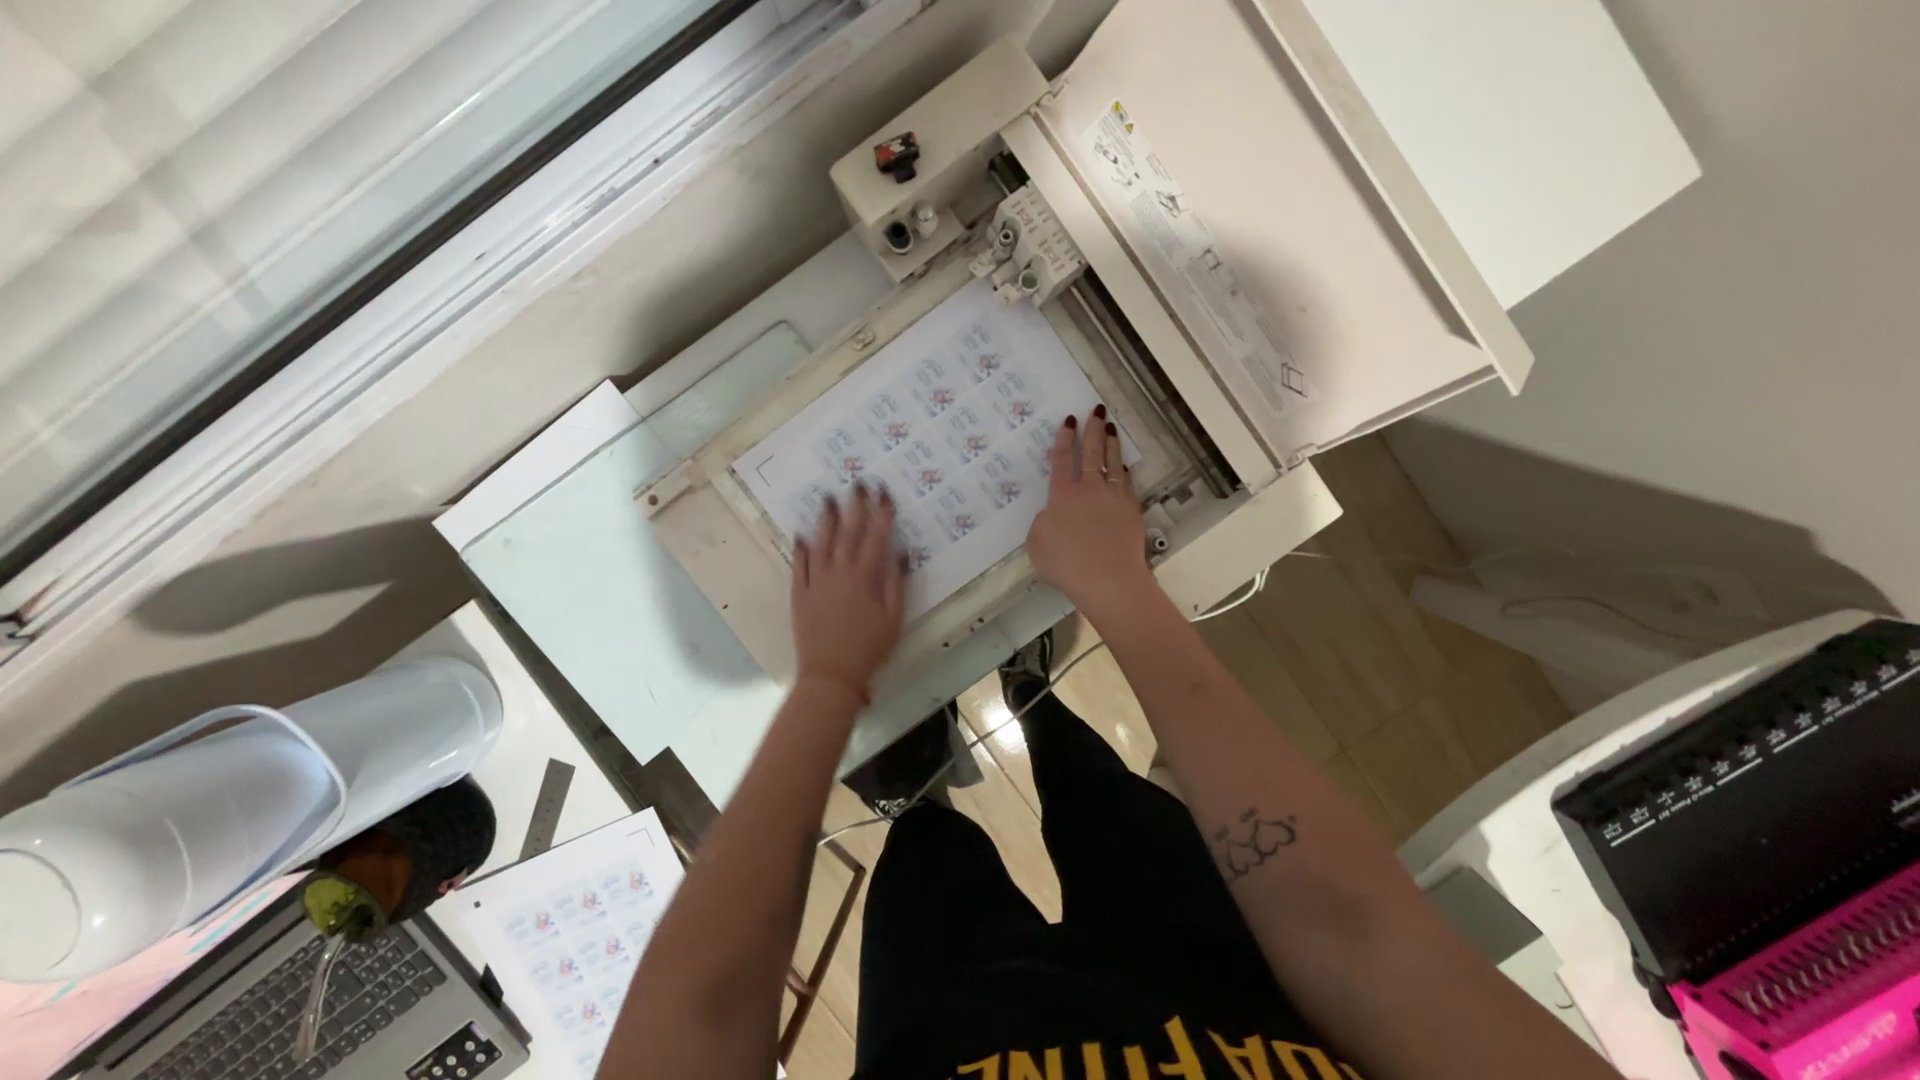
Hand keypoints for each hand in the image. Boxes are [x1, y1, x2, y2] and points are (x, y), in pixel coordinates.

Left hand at [791, 482, 906, 698]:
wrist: (831, 675)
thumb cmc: (869, 649)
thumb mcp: (894, 619)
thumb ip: (897, 583)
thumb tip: (901, 551)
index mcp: (865, 578)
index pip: (875, 537)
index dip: (881, 513)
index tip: (885, 493)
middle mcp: (839, 573)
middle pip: (848, 533)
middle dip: (855, 506)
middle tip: (858, 483)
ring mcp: (815, 582)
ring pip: (821, 543)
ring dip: (826, 519)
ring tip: (828, 498)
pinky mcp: (799, 594)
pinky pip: (799, 565)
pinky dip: (801, 548)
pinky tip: (803, 535)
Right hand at [1027, 405, 1155, 614]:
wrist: (1108, 579)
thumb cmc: (1066, 564)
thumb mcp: (1037, 544)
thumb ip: (1042, 523)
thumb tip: (1053, 514)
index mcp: (1062, 495)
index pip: (1062, 460)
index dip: (1064, 439)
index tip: (1068, 421)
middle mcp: (1089, 489)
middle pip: (1092, 453)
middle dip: (1092, 430)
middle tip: (1095, 411)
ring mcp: (1114, 499)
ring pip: (1113, 463)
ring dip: (1111, 444)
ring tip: (1111, 428)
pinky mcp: (1131, 511)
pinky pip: (1127, 484)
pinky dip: (1124, 471)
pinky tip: (1124, 467)